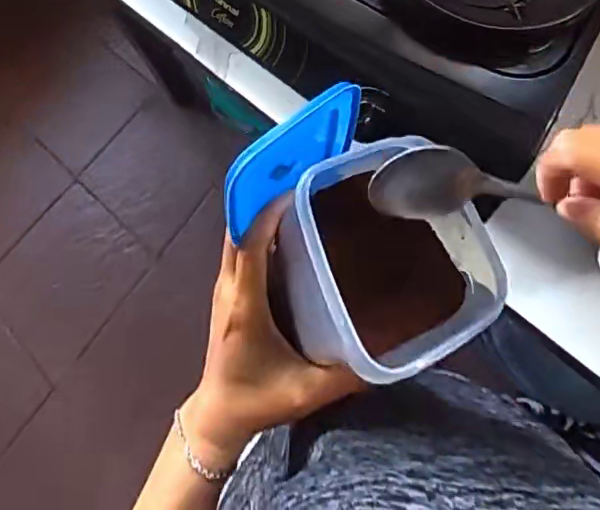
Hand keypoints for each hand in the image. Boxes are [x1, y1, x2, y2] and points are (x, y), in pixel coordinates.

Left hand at [180, 198, 364, 469]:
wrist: (217, 415)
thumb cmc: (258, 400)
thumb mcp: (305, 392)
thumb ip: (344, 377)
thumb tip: (382, 358)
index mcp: (244, 304)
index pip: (248, 244)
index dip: (265, 214)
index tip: (291, 191)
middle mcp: (229, 287)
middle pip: (236, 230)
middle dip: (260, 202)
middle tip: (293, 184)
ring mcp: (224, 288)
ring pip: (233, 236)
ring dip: (255, 214)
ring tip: (290, 197)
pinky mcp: (226, 291)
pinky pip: (236, 249)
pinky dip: (253, 230)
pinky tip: (280, 229)